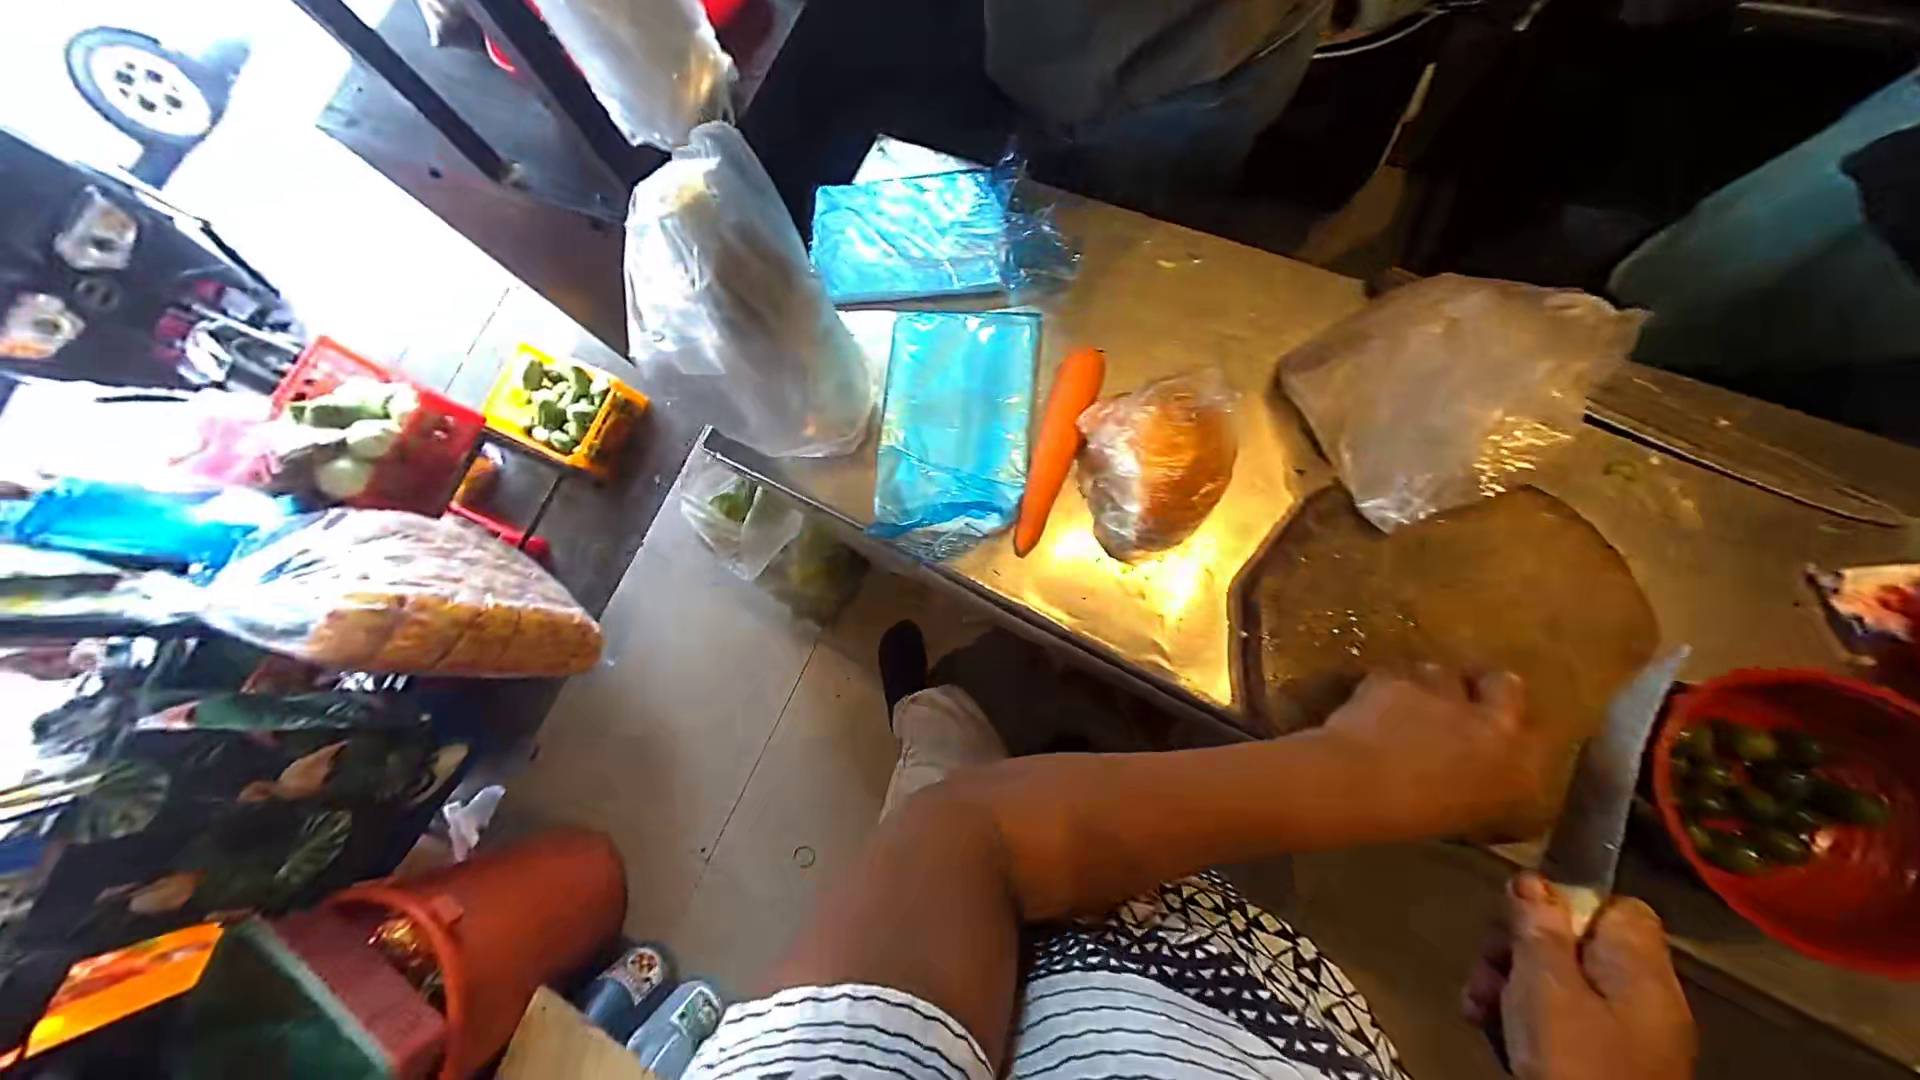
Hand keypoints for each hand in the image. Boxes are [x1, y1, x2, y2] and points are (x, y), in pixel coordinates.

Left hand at [1309, 666, 1562, 839]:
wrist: (1359, 784)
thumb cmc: (1412, 816)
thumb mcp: (1470, 813)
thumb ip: (1487, 784)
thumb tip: (1477, 773)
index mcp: (1521, 768)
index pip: (1539, 733)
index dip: (1511, 723)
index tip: (1494, 725)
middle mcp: (1493, 724)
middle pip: (1504, 683)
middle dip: (1483, 685)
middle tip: (1457, 697)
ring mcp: (1445, 695)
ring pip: (1443, 672)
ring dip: (1428, 683)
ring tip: (1403, 703)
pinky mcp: (1400, 677)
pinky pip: (1397, 673)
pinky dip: (1387, 684)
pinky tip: (1370, 701)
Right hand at [1464, 874, 1695, 1079]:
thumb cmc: (1574, 1059)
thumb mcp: (1544, 983)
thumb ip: (1538, 926)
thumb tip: (1533, 879)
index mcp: (1641, 975)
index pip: (1622, 908)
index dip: (1572, 898)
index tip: (1525, 912)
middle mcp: (1638, 996)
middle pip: (1572, 937)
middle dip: (1515, 942)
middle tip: (1488, 963)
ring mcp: (1619, 1029)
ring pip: (1551, 971)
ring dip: (1504, 976)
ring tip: (1478, 1000)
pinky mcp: (1595, 1053)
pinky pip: (1551, 1008)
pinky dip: (1515, 1007)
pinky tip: (1486, 1020)